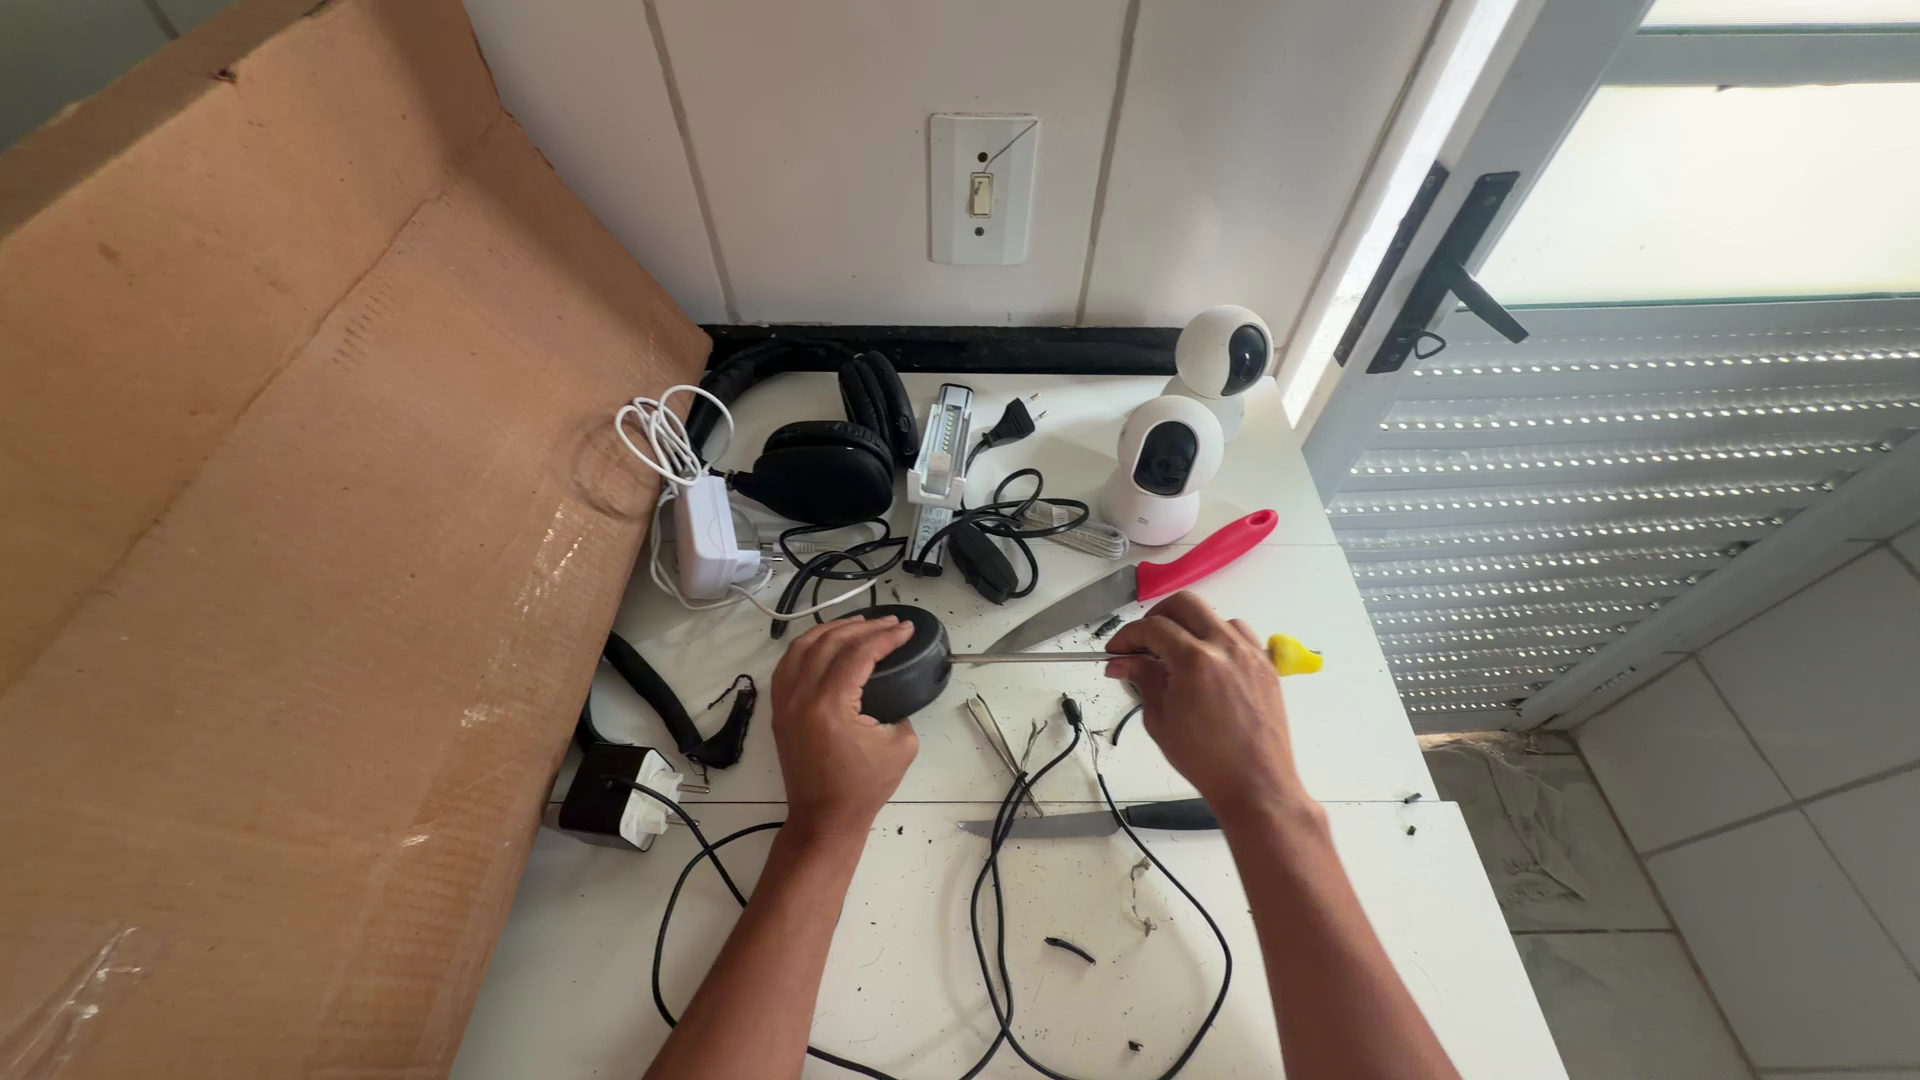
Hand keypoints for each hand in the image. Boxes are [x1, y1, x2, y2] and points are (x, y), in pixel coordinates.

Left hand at [769, 615, 919, 839]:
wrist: (824, 818)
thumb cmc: (863, 788)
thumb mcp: (901, 746)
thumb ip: (902, 708)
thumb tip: (894, 688)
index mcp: (830, 706)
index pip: (858, 654)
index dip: (885, 637)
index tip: (906, 629)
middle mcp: (801, 698)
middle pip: (830, 643)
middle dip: (863, 627)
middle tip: (889, 623)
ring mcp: (785, 703)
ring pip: (803, 647)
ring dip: (832, 629)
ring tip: (859, 623)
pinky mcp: (779, 710)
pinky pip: (788, 665)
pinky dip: (807, 645)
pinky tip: (826, 641)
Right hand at [1104, 592, 1308, 812]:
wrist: (1255, 784)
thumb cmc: (1204, 759)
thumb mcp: (1160, 719)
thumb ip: (1143, 679)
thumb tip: (1121, 661)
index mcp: (1194, 661)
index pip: (1152, 628)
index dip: (1127, 636)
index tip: (1116, 651)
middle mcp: (1224, 647)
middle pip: (1184, 604)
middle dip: (1156, 617)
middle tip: (1143, 641)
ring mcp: (1250, 653)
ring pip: (1213, 615)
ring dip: (1189, 625)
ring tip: (1176, 652)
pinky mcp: (1266, 664)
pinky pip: (1238, 633)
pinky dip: (1217, 636)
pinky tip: (1208, 660)